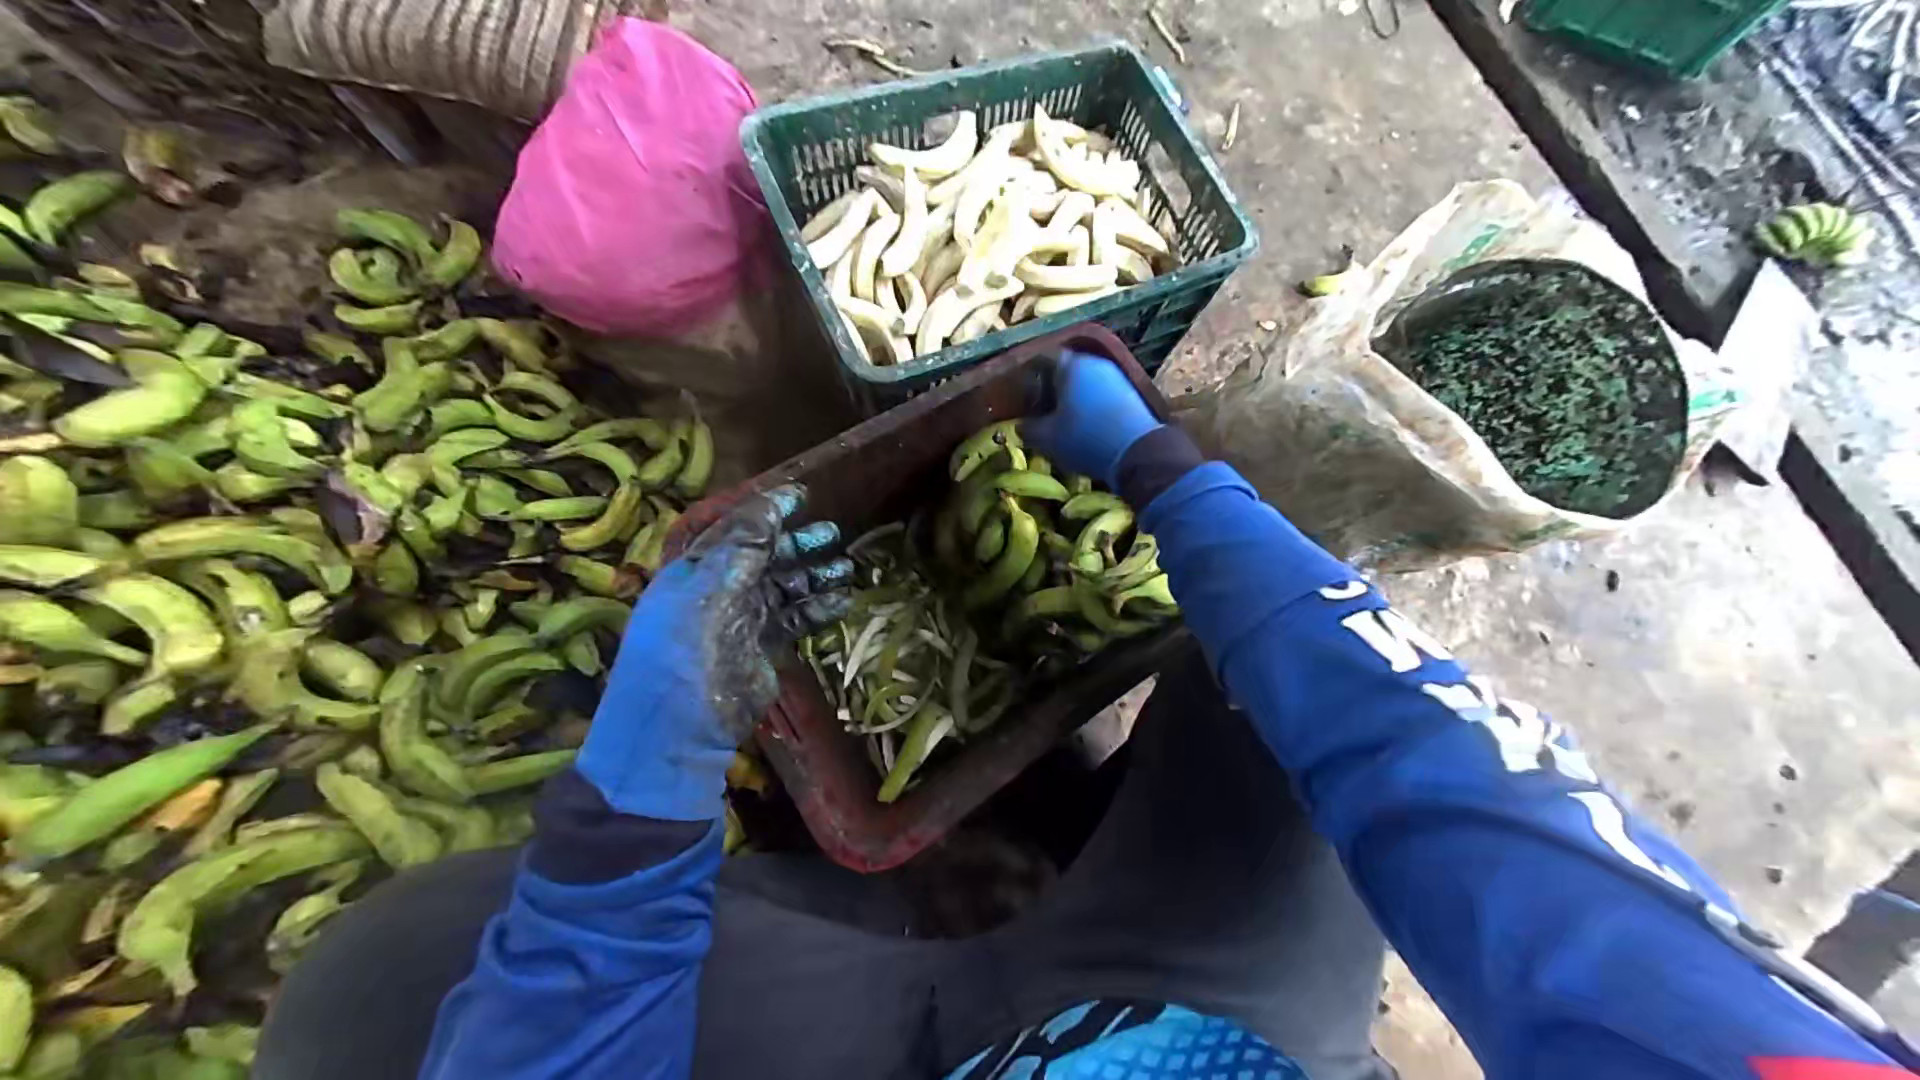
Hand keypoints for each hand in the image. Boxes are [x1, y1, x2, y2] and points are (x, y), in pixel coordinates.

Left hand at [576, 484, 852, 820]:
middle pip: (765, 556)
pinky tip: (842, 602)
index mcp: (698, 570)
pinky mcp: (761, 648)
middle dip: (799, 544)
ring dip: (814, 576)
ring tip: (847, 568)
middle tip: (834, 534)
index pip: (737, 529)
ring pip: (784, 588)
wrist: (678, 729)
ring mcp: (742, 620)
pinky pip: (793, 620)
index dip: (769, 510)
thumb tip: (771, 502)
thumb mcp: (710, 589)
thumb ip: (743, 544)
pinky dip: (817, 609)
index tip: (803, 496)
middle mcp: (719, 590)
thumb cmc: (687, 651)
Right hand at [1021, 347, 1163, 489]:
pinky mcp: (1133, 394)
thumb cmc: (1085, 439)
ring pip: (1087, 382)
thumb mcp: (1047, 438)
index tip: (1023, 391)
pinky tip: (1087, 426)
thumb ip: (1028, 429)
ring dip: (1074, 398)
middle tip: (1041, 407)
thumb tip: (1021, 426)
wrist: (1139, 453)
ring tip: (1063, 419)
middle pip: (1068, 369)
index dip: (1031, 374)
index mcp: (1071, 366)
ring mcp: (1118, 377)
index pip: (1044, 358)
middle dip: (1053, 387)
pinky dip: (1092, 406)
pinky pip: (1103, 394)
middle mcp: (1095, 363)